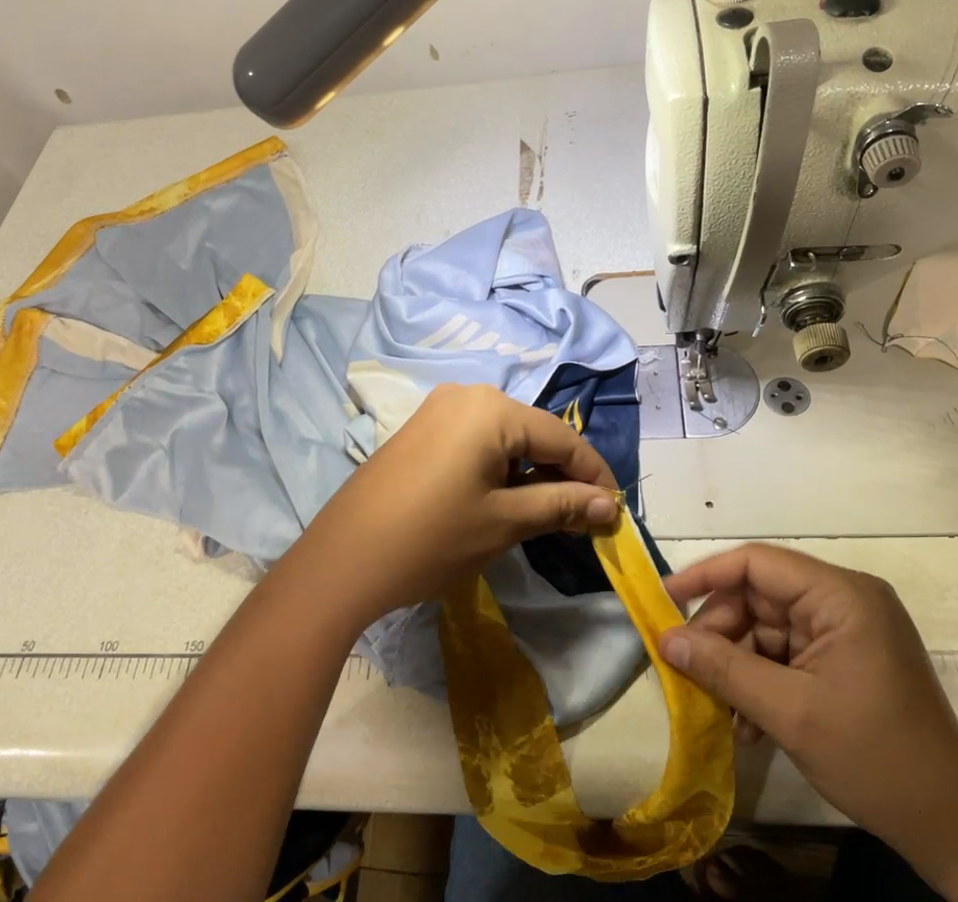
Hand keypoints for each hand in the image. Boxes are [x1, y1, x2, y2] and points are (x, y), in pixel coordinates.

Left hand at [287, 384, 618, 627]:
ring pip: (506, 439)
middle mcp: (467, 396)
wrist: (342, 561)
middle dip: (564, 475)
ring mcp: (438, 410)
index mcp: (492, 409)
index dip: (594, 475)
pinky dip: (501, 470)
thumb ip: (560, 505)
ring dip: (533, 474)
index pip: (563, 438)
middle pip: (534, 433)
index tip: (615, 511)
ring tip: (550, 516)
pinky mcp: (421, 431)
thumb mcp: (504, 522)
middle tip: (584, 519)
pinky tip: (508, 501)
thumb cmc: (431, 539)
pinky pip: (477, 443)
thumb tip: (607, 505)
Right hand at [658, 545, 957, 895]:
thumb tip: (665, 639)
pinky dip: (762, 684)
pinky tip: (747, 726)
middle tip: (686, 673)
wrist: (948, 823)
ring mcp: (848, 633)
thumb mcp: (789, 711)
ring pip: (768, 631)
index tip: (661, 602)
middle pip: (760, 598)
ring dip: (738, 667)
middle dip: (720, 635)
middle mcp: (845, 602)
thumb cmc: (873, 756)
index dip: (705, 576)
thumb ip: (723, 668)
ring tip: (718, 711)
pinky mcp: (847, 663)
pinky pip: (787, 657)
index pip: (758, 563)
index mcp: (842, 596)